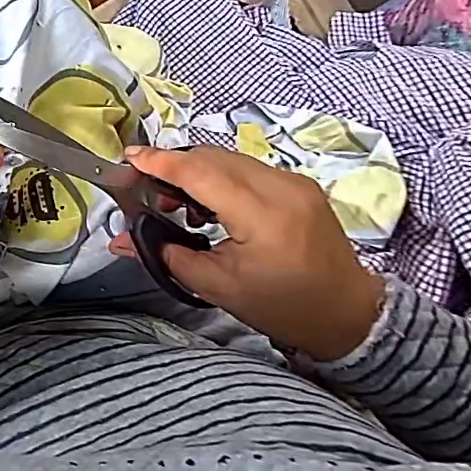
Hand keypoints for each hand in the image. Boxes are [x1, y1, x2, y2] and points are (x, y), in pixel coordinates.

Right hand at [107, 146, 383, 360]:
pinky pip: (248, 168)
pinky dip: (220, 177)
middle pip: (214, 158)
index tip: (130, 157)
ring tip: (176, 201)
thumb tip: (123, 240)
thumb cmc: (284, 307)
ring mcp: (294, 181)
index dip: (161, 162)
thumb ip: (169, 256)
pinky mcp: (299, 183)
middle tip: (148, 189)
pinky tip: (208, 203)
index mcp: (264, 216)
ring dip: (197, 170)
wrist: (347, 313)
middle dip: (175, 166)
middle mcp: (282, 187)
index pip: (202, 173)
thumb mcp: (220, 287)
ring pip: (230, 159)